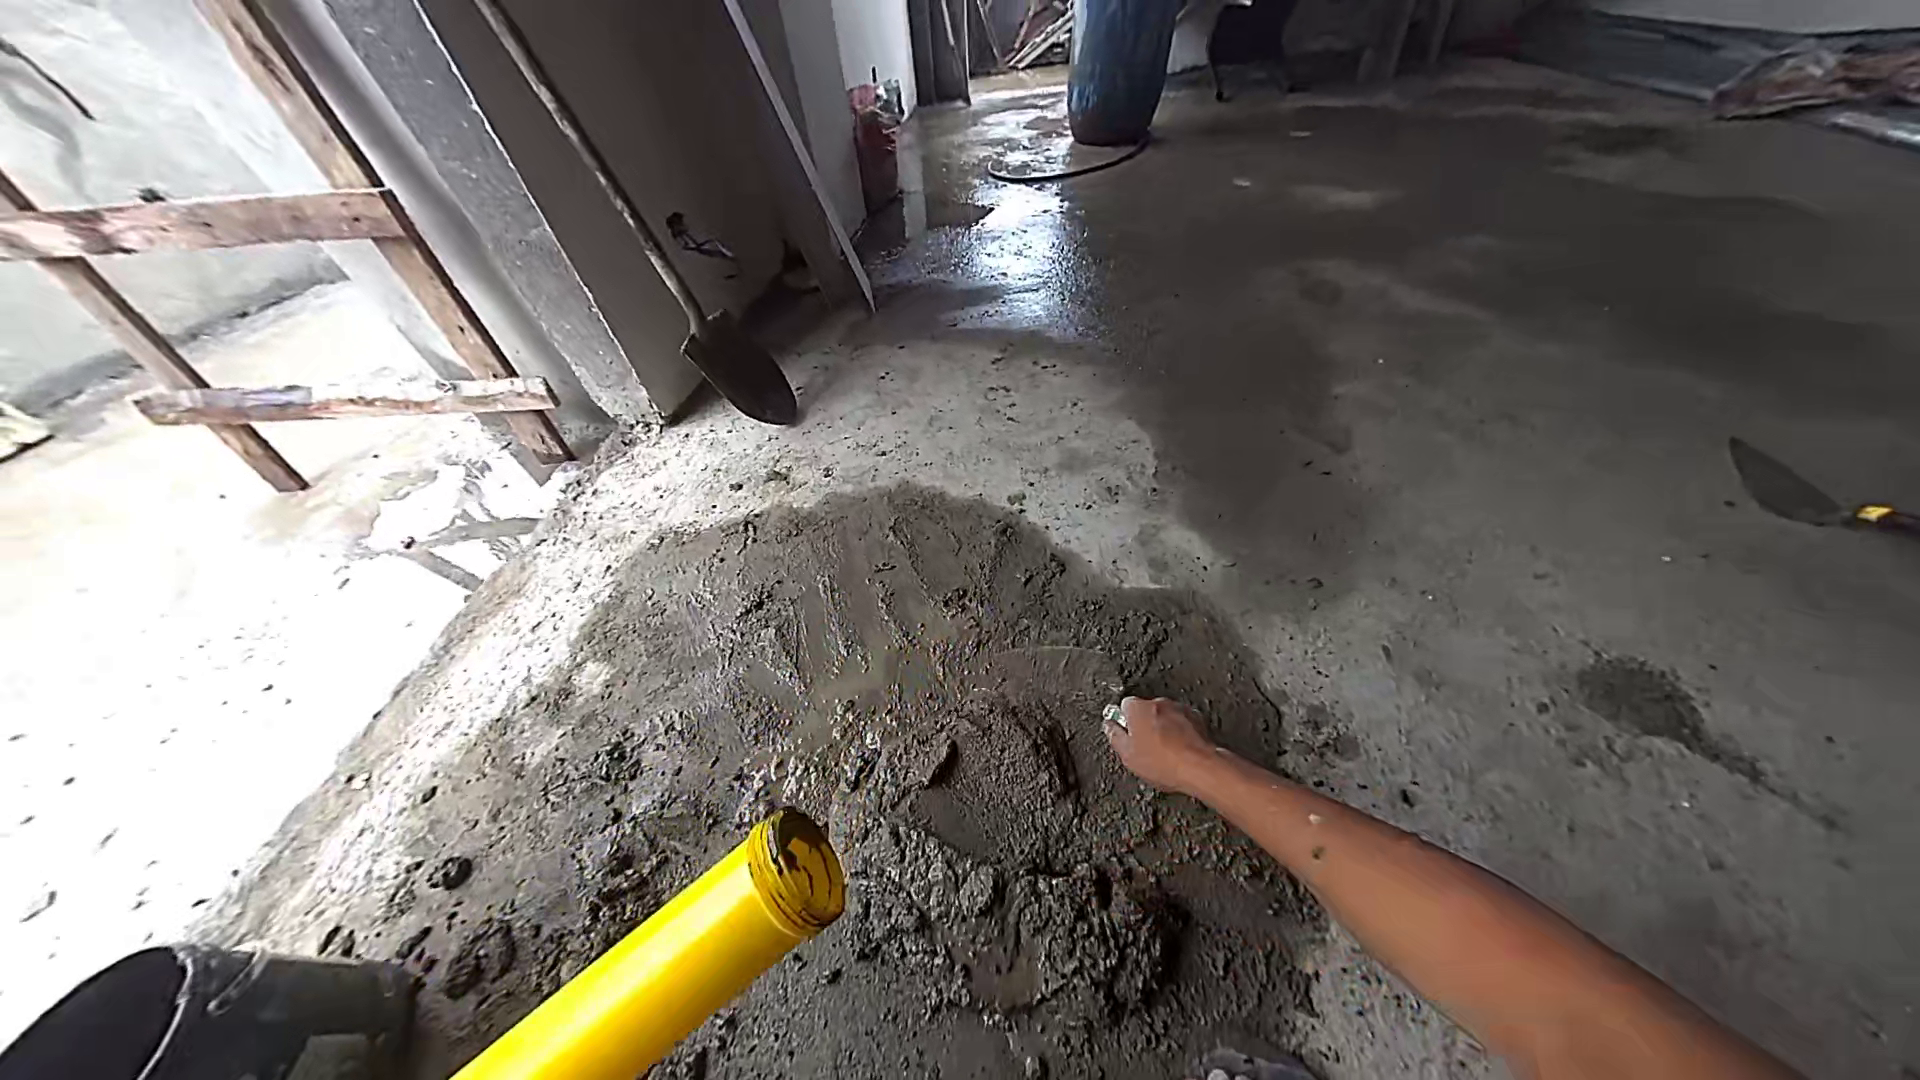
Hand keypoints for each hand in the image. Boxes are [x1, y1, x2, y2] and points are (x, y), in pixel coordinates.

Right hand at [1104, 696, 1218, 795]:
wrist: (1200, 768)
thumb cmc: (1164, 762)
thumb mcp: (1128, 755)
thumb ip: (1114, 736)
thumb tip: (1109, 726)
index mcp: (1137, 708)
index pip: (1124, 706)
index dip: (1124, 721)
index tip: (1126, 735)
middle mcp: (1158, 703)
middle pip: (1145, 710)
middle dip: (1145, 725)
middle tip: (1145, 748)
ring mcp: (1179, 709)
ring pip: (1165, 717)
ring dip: (1164, 729)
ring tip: (1165, 753)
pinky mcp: (1197, 719)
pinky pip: (1182, 724)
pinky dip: (1180, 733)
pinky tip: (1179, 752)